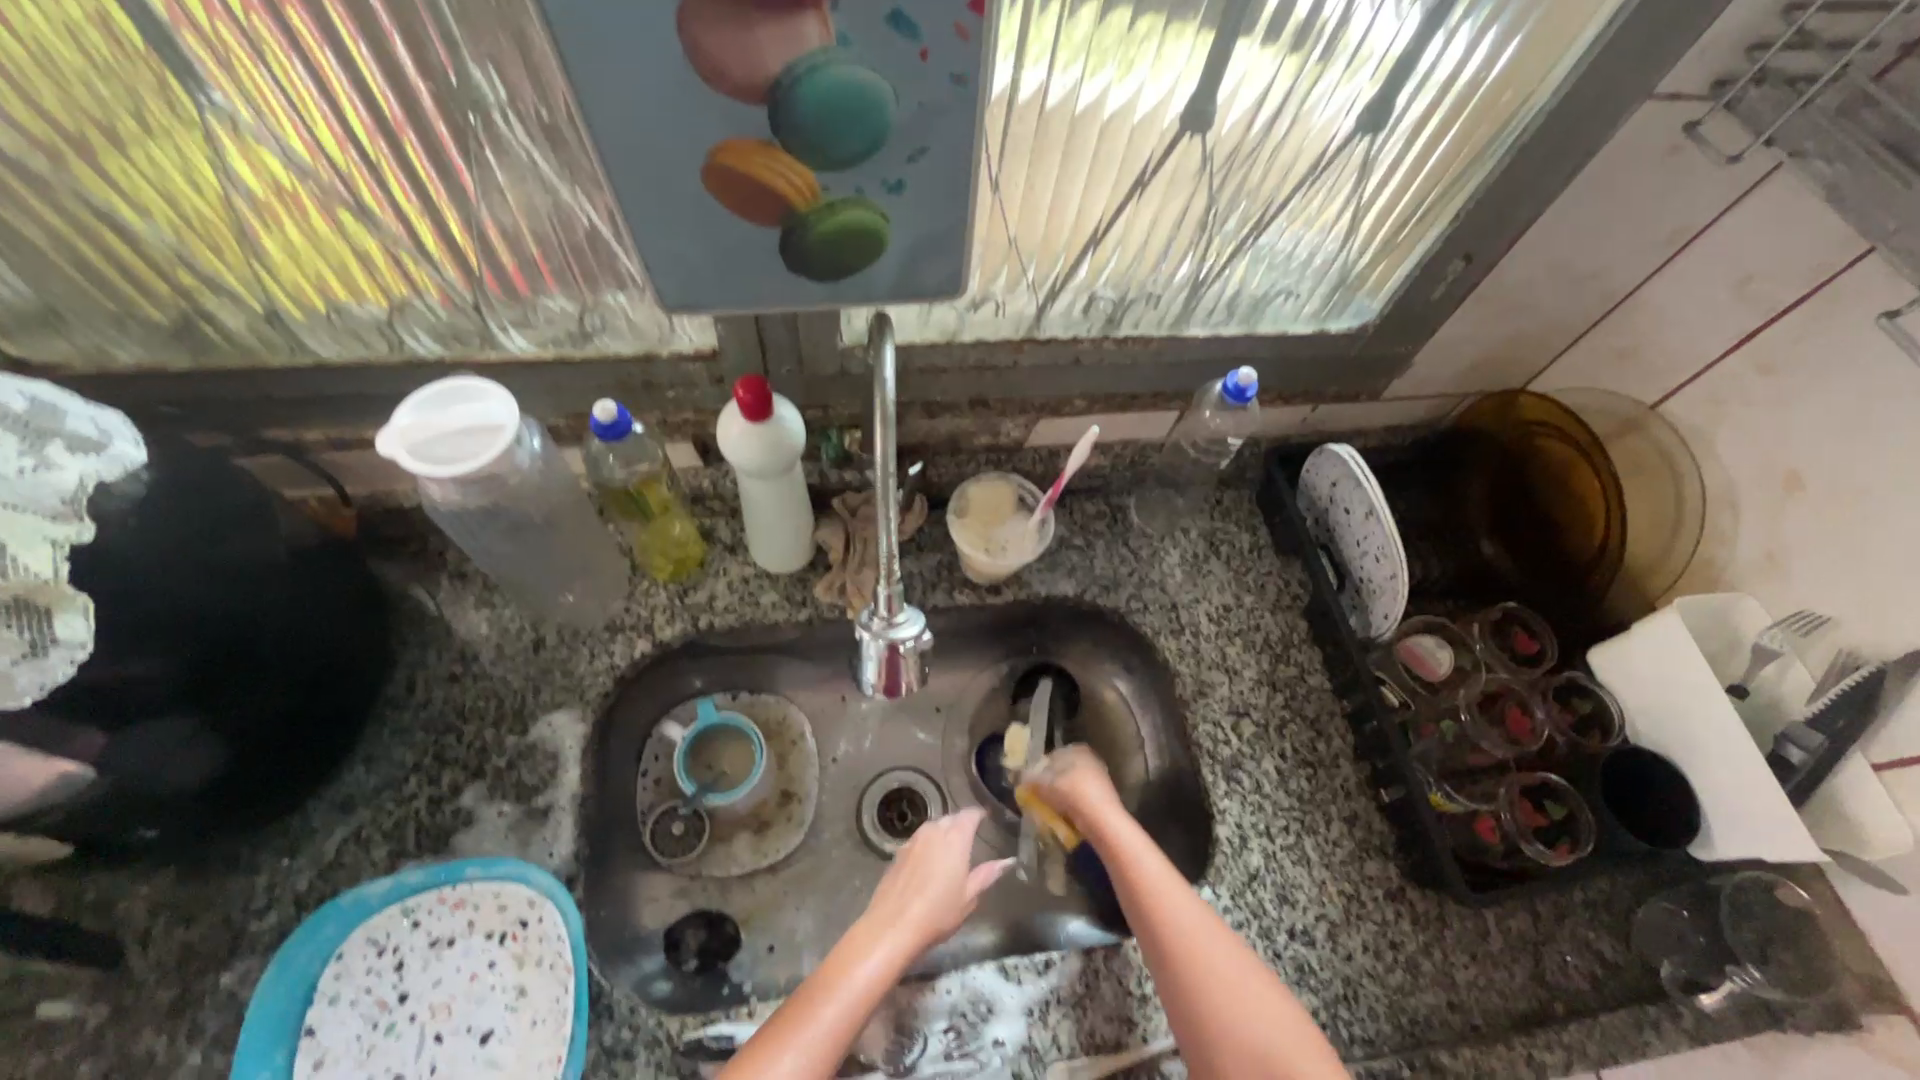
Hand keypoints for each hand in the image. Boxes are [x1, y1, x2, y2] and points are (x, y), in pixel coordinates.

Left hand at [859, 807, 1012, 957]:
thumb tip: (1007, 861)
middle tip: (971, 836)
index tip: (987, 817)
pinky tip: (929, 862)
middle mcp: (933, 832)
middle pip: (950, 818)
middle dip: (961, 823)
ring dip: (943, 833)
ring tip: (951, 849)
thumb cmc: (937, 912)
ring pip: (932, 828)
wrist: (892, 926)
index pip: (970, 815)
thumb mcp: (969, 897)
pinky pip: (918, 840)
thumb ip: (987, 874)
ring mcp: (912, 841)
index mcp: (955, 838)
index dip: (979, 814)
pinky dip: (927, 845)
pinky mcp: (897, 853)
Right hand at [1024, 744, 1125, 835]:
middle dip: (1048, 783)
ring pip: (1069, 785)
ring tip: (1048, 808)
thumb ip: (1029, 777)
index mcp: (1077, 749)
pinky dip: (1070, 804)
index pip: (1051, 756)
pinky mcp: (1102, 796)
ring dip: (1058, 795)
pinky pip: (1079, 797)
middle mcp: (1089, 759)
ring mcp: (1098, 777)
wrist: (1102, 820)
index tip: (1029, 784)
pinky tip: (1063, 815)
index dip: (1038, 770)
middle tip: (1037, 797)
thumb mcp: (1044, 784)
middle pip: (1061, 771)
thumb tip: (1019, 776)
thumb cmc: (1072, 794)